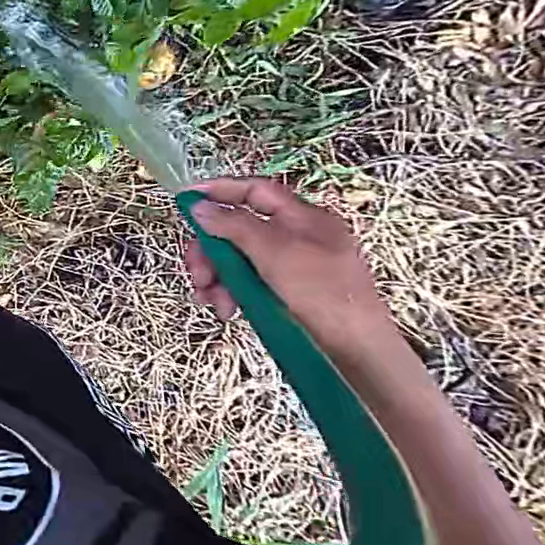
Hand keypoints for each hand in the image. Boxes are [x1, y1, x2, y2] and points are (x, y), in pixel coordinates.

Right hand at [182, 177, 399, 358]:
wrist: (358, 354)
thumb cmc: (323, 294)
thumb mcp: (276, 252)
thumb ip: (235, 225)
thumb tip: (199, 206)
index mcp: (303, 218)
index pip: (255, 191)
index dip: (219, 190)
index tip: (186, 199)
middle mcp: (295, 239)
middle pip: (238, 229)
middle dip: (210, 249)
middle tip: (196, 271)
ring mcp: (289, 268)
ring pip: (237, 260)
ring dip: (215, 276)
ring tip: (208, 299)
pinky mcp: (283, 295)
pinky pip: (246, 284)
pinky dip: (230, 294)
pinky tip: (225, 310)